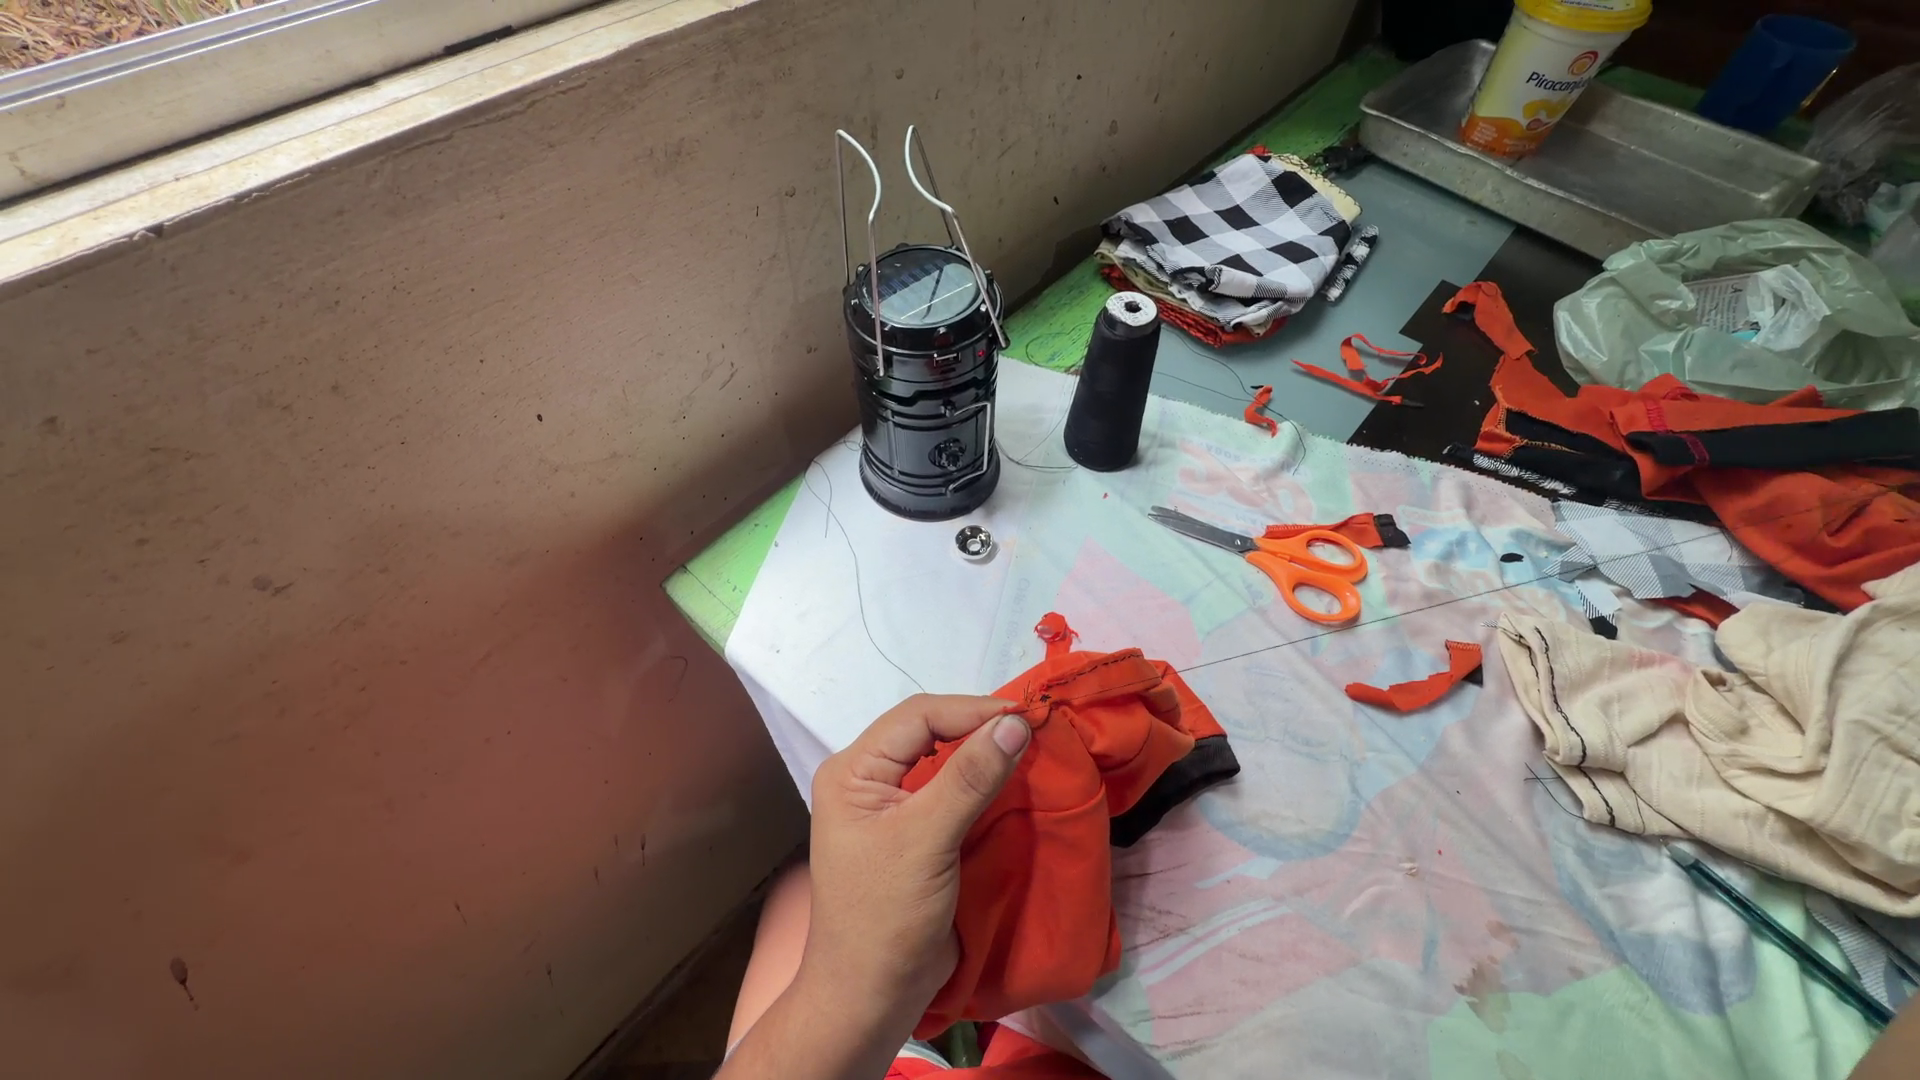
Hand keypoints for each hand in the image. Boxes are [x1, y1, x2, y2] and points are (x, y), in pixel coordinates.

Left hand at [800, 694, 1030, 1029]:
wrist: (870, 999)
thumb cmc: (886, 916)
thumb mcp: (927, 840)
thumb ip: (970, 778)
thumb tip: (1016, 723)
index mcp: (853, 770)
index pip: (916, 717)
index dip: (970, 710)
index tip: (1025, 717)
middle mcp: (867, 778)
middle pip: (927, 730)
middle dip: (977, 725)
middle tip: (1030, 728)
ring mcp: (888, 805)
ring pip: (939, 757)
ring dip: (981, 751)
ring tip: (1026, 746)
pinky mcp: (912, 830)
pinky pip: (948, 789)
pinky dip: (980, 780)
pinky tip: (1008, 779)